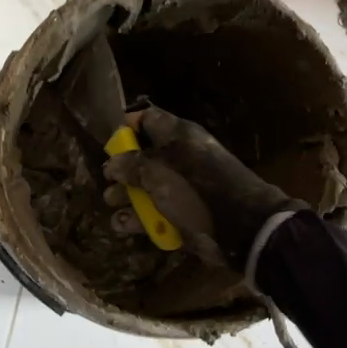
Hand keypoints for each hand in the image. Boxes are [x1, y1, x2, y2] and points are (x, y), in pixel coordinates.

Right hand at [103, 105, 303, 268]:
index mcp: (177, 137)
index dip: (126, 127)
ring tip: (112, 203)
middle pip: (141, 157)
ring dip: (125, 196)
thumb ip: (130, 164)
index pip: (147, 119)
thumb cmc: (196, 188)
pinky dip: (137, 220)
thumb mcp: (157, 170)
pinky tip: (123, 225)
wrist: (240, 228)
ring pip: (145, 188)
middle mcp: (178, 158)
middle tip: (106, 179)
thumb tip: (113, 164)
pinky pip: (153, 214)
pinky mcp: (182, 215)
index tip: (108, 143)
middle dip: (121, 169)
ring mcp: (180, 188)